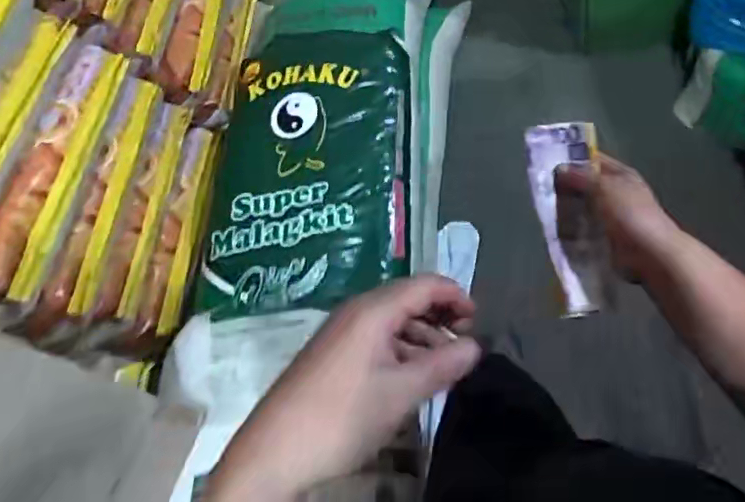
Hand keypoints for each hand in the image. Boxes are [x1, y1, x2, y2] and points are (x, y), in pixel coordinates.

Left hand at [207, 276, 481, 501]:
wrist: (267, 459)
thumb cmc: (340, 418)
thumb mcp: (400, 394)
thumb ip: (443, 366)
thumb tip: (477, 346)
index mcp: (374, 309)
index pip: (427, 284)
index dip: (457, 296)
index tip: (477, 321)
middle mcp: (357, 310)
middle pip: (410, 298)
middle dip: (441, 316)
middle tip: (464, 343)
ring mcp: (340, 332)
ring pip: (393, 320)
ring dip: (422, 336)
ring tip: (441, 366)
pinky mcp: (330, 354)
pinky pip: (376, 337)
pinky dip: (400, 349)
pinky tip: (407, 377)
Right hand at [554, 153, 684, 282]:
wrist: (651, 254)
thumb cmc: (630, 213)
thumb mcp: (604, 188)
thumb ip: (582, 177)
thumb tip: (560, 168)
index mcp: (620, 174)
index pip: (593, 161)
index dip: (574, 161)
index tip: (549, 166)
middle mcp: (617, 193)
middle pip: (587, 187)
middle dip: (568, 190)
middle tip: (543, 193)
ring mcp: (614, 217)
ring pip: (585, 210)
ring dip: (570, 213)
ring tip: (548, 214)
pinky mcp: (609, 239)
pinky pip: (587, 231)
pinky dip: (576, 232)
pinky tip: (559, 234)